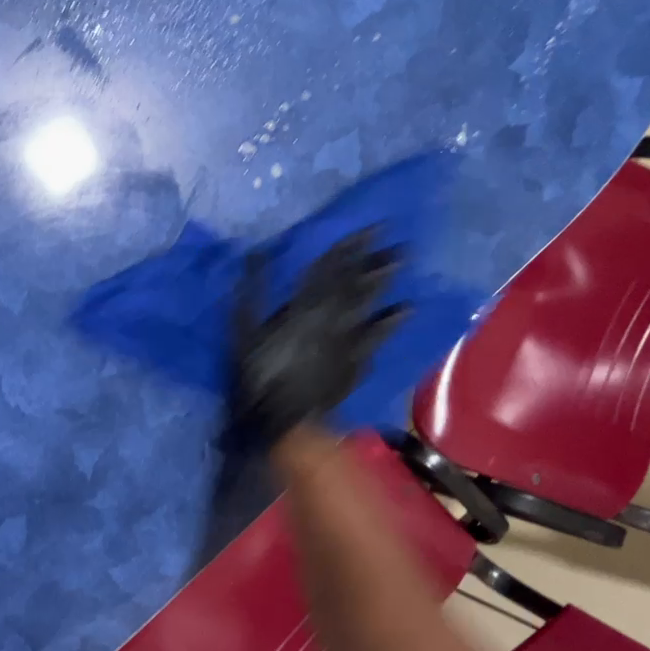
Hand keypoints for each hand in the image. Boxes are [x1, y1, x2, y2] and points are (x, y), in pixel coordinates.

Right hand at [230, 228, 406, 449]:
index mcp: (304, 307)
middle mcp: (332, 319)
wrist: (287, 422)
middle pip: (355, 285)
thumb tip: (257, 254)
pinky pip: (376, 338)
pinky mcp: (355, 362)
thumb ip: (253, 292)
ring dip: (385, 285)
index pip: (329, 270)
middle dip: (374, 261)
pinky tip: (405, 310)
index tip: (370, 228)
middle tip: (398, 242)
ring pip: (369, 306)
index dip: (349, 248)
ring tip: (402, 266)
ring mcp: (347, 342)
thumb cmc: (258, 376)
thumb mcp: (244, 332)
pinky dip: (390, 323)